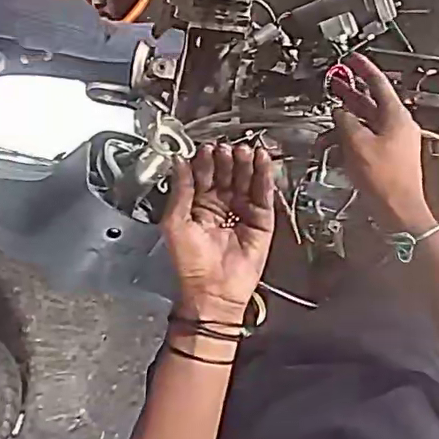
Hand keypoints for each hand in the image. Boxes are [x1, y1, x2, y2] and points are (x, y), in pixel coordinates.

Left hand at [161, 143, 276, 321]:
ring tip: (244, 149)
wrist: (213, 290)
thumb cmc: (191, 263)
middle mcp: (221, 205)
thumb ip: (180, 190)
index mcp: (199, 204)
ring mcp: (242, 211)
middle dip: (226, 159)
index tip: (206, 147)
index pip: (204, 174)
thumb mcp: (175, 222)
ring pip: (245, 179)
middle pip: (226, 173)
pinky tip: (262, 160)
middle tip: (226, 147)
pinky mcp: (261, 220)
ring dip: (245, 163)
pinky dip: (264, 175)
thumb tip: (178, 162)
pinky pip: (263, 193)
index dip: (205, 160)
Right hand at [328, 53, 435, 231]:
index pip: (379, 84)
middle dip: (353, 90)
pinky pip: (369, 136)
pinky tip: (340, 134)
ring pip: (369, 119)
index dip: (364, 69)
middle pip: (373, 101)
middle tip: (338, 79)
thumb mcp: (357, 144)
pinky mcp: (389, 157)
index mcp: (396, 117)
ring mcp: (395, 142)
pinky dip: (354, 132)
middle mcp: (399, 127)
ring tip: (334, 105)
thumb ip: (346, 122)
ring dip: (351, 113)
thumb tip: (339, 112)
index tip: (353, 59)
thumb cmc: (385, 180)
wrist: (398, 211)